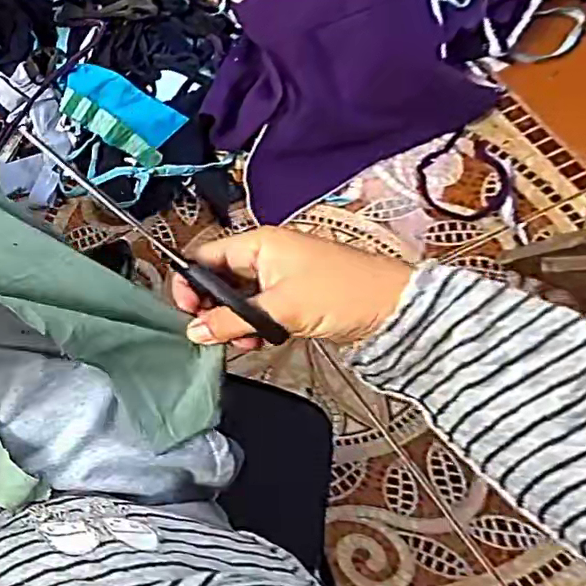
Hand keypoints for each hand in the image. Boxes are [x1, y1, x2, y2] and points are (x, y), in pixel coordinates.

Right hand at [172, 227, 413, 348]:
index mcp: (258, 244)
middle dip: (210, 308)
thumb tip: (194, 331)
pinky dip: (249, 326)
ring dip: (230, 322)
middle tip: (213, 331)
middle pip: (215, 280)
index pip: (203, 258)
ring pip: (233, 299)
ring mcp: (276, 277)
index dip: (189, 284)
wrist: (398, 311)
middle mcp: (263, 256)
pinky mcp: (288, 297)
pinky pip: (254, 310)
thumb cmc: (345, 294)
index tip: (188, 312)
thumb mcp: (280, 309)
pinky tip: (257, 340)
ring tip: (241, 340)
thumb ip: (230, 321)